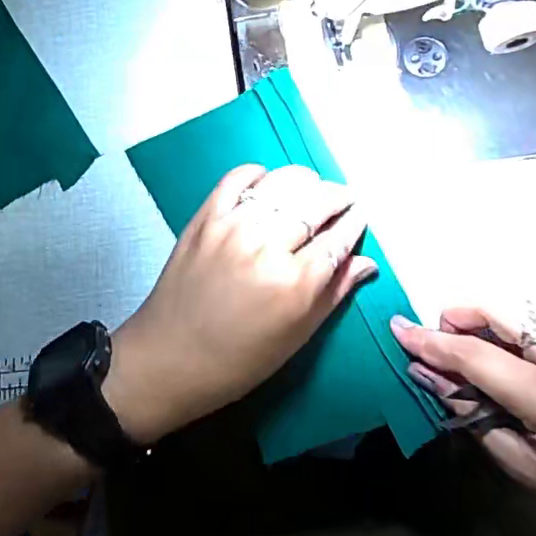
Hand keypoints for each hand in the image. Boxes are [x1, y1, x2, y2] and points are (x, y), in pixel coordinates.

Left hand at [102, 164, 376, 444]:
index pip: (338, 238)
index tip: (361, 215)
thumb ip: (333, 293)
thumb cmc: (240, 361)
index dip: (355, 223)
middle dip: (338, 197)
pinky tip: (268, 182)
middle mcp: (267, 246)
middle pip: (315, 203)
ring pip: (282, 184)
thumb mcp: (296, 337)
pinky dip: (257, 174)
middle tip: (344, 199)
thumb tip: (367, 262)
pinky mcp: (205, 218)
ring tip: (312, 188)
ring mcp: (232, 227)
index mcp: (295, 283)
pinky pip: (237, 179)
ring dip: (305, 182)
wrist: (168, 360)